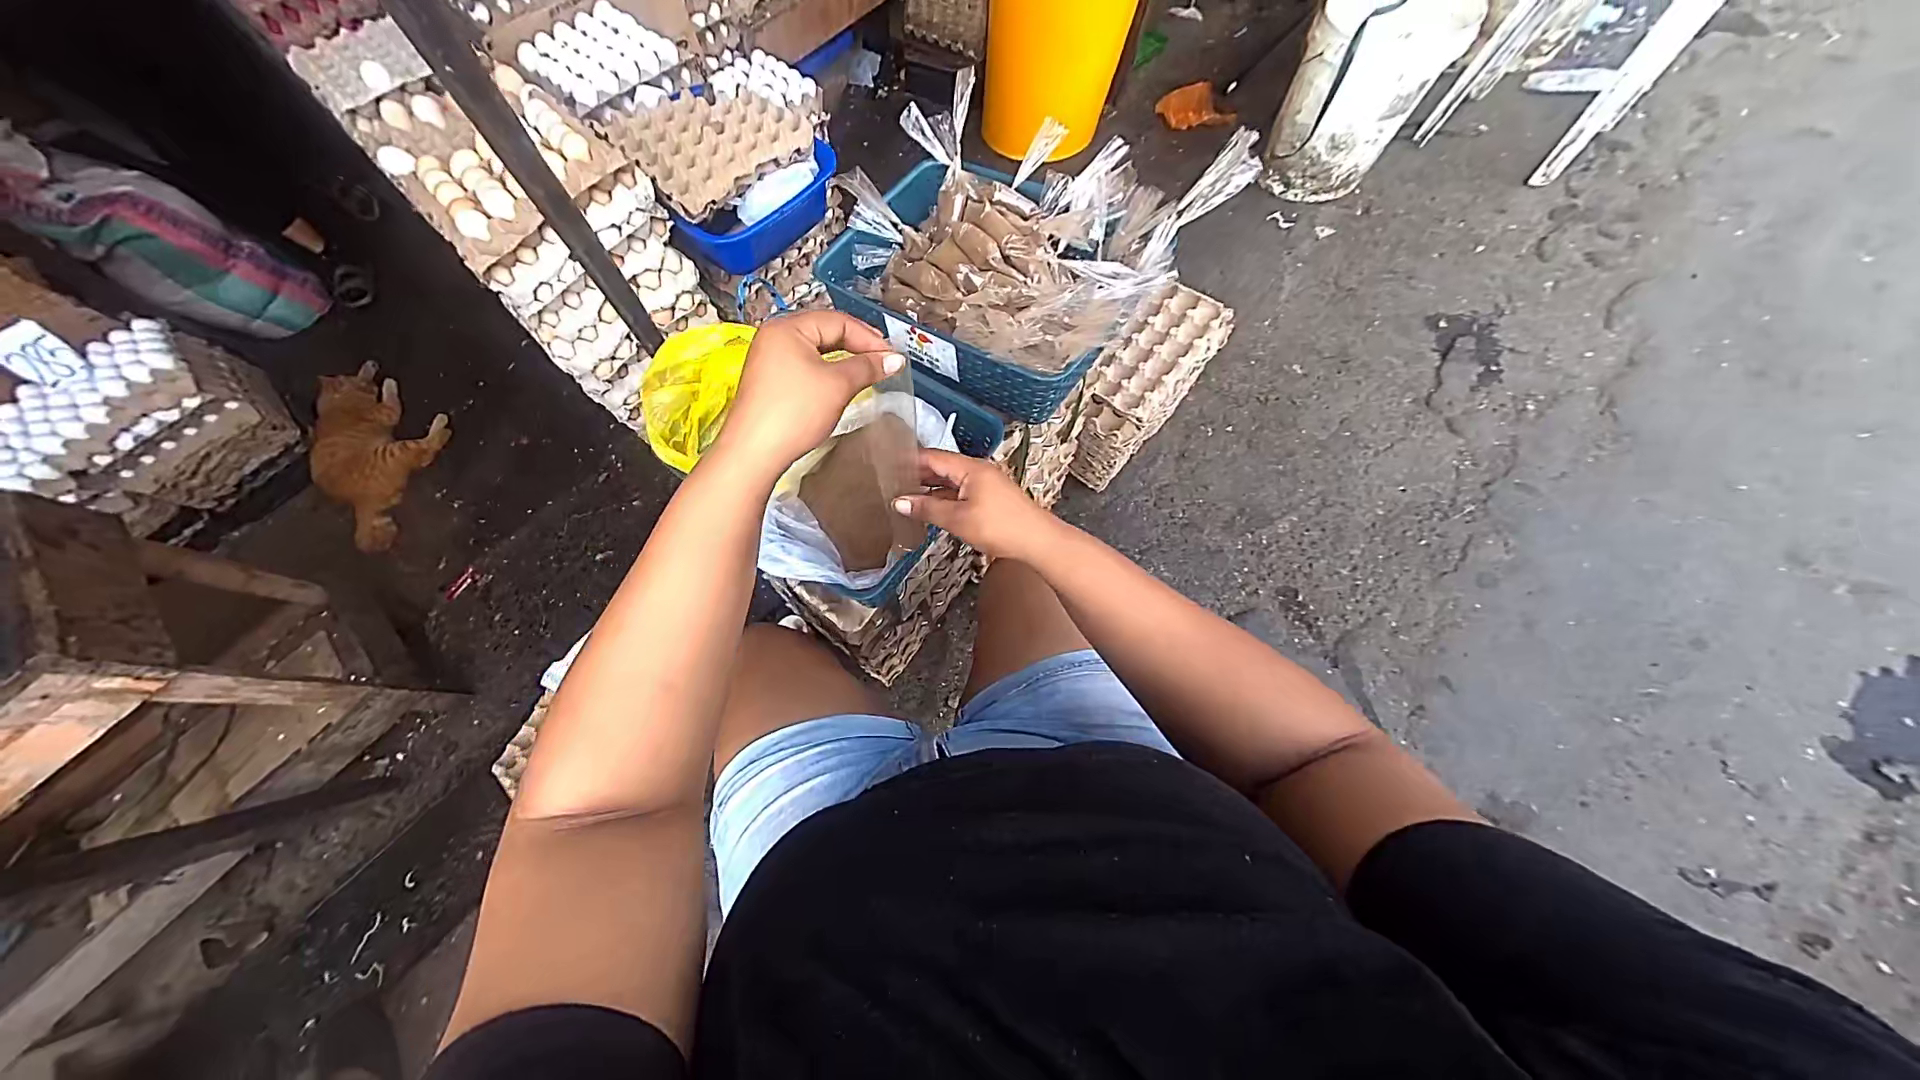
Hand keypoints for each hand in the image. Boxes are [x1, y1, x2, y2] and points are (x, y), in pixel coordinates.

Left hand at [708, 312, 903, 479]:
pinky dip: (827, 374)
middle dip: (858, 347)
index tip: (891, 356)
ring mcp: (770, 360)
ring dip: (844, 361)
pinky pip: (806, 368)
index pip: (839, 322)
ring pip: (817, 351)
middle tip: (883, 363)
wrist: (755, 452)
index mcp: (787, 328)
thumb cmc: (789, 415)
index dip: (870, 339)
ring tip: (866, 374)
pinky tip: (840, 387)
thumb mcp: (838, 385)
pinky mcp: (771, 382)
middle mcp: (775, 338)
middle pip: (826, 332)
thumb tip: (892, 359)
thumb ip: (868, 367)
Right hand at [892, 448, 1065, 561]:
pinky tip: (931, 508)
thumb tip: (900, 502)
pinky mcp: (990, 497)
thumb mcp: (958, 519)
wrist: (1037, 541)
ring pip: (950, 481)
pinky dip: (944, 497)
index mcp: (970, 468)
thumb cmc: (1002, 527)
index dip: (909, 461)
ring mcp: (985, 483)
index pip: (932, 456)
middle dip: (917, 475)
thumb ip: (927, 508)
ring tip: (906, 497)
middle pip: (941, 467)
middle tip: (892, 483)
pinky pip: (960, 491)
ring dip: (930, 488)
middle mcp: (978, 470)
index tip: (888, 466)